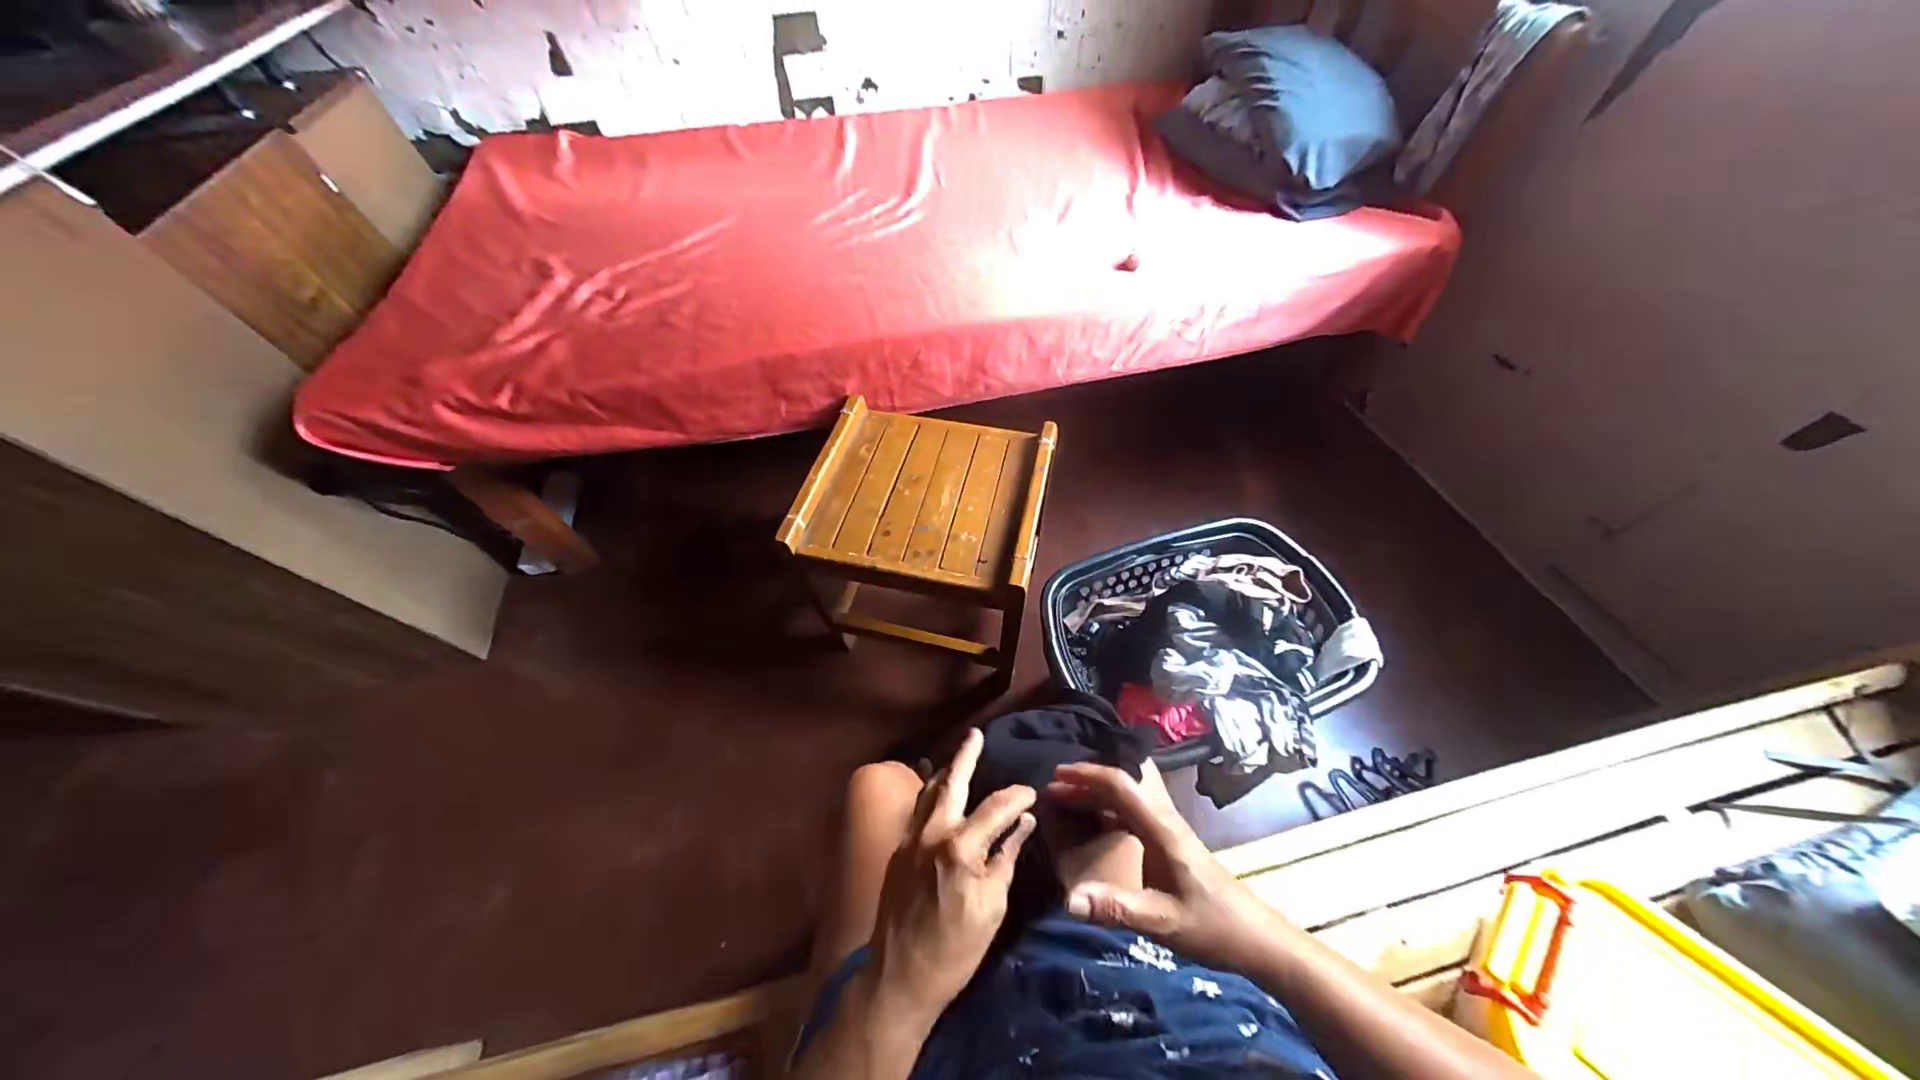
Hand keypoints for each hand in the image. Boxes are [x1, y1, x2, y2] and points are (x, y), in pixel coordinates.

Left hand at [868, 728, 1037, 1023]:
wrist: (899, 975)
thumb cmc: (955, 948)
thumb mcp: (993, 907)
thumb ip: (1006, 857)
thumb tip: (1022, 823)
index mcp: (960, 848)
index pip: (996, 808)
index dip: (1017, 795)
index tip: (1031, 792)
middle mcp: (931, 833)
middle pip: (951, 781)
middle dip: (965, 755)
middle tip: (975, 734)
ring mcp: (909, 839)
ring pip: (927, 792)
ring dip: (944, 772)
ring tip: (956, 758)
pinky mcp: (896, 850)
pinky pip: (916, 810)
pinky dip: (929, 795)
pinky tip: (936, 794)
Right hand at [1046, 759, 1280, 970]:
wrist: (1256, 939)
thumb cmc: (1212, 927)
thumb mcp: (1162, 923)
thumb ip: (1116, 909)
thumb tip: (1068, 900)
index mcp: (1161, 828)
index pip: (1121, 784)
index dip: (1087, 774)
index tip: (1056, 776)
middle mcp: (1164, 820)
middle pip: (1122, 783)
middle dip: (1086, 779)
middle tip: (1052, 787)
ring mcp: (1168, 829)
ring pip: (1127, 796)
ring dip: (1096, 792)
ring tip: (1064, 799)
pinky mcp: (1169, 841)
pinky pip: (1132, 811)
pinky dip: (1107, 807)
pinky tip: (1093, 821)